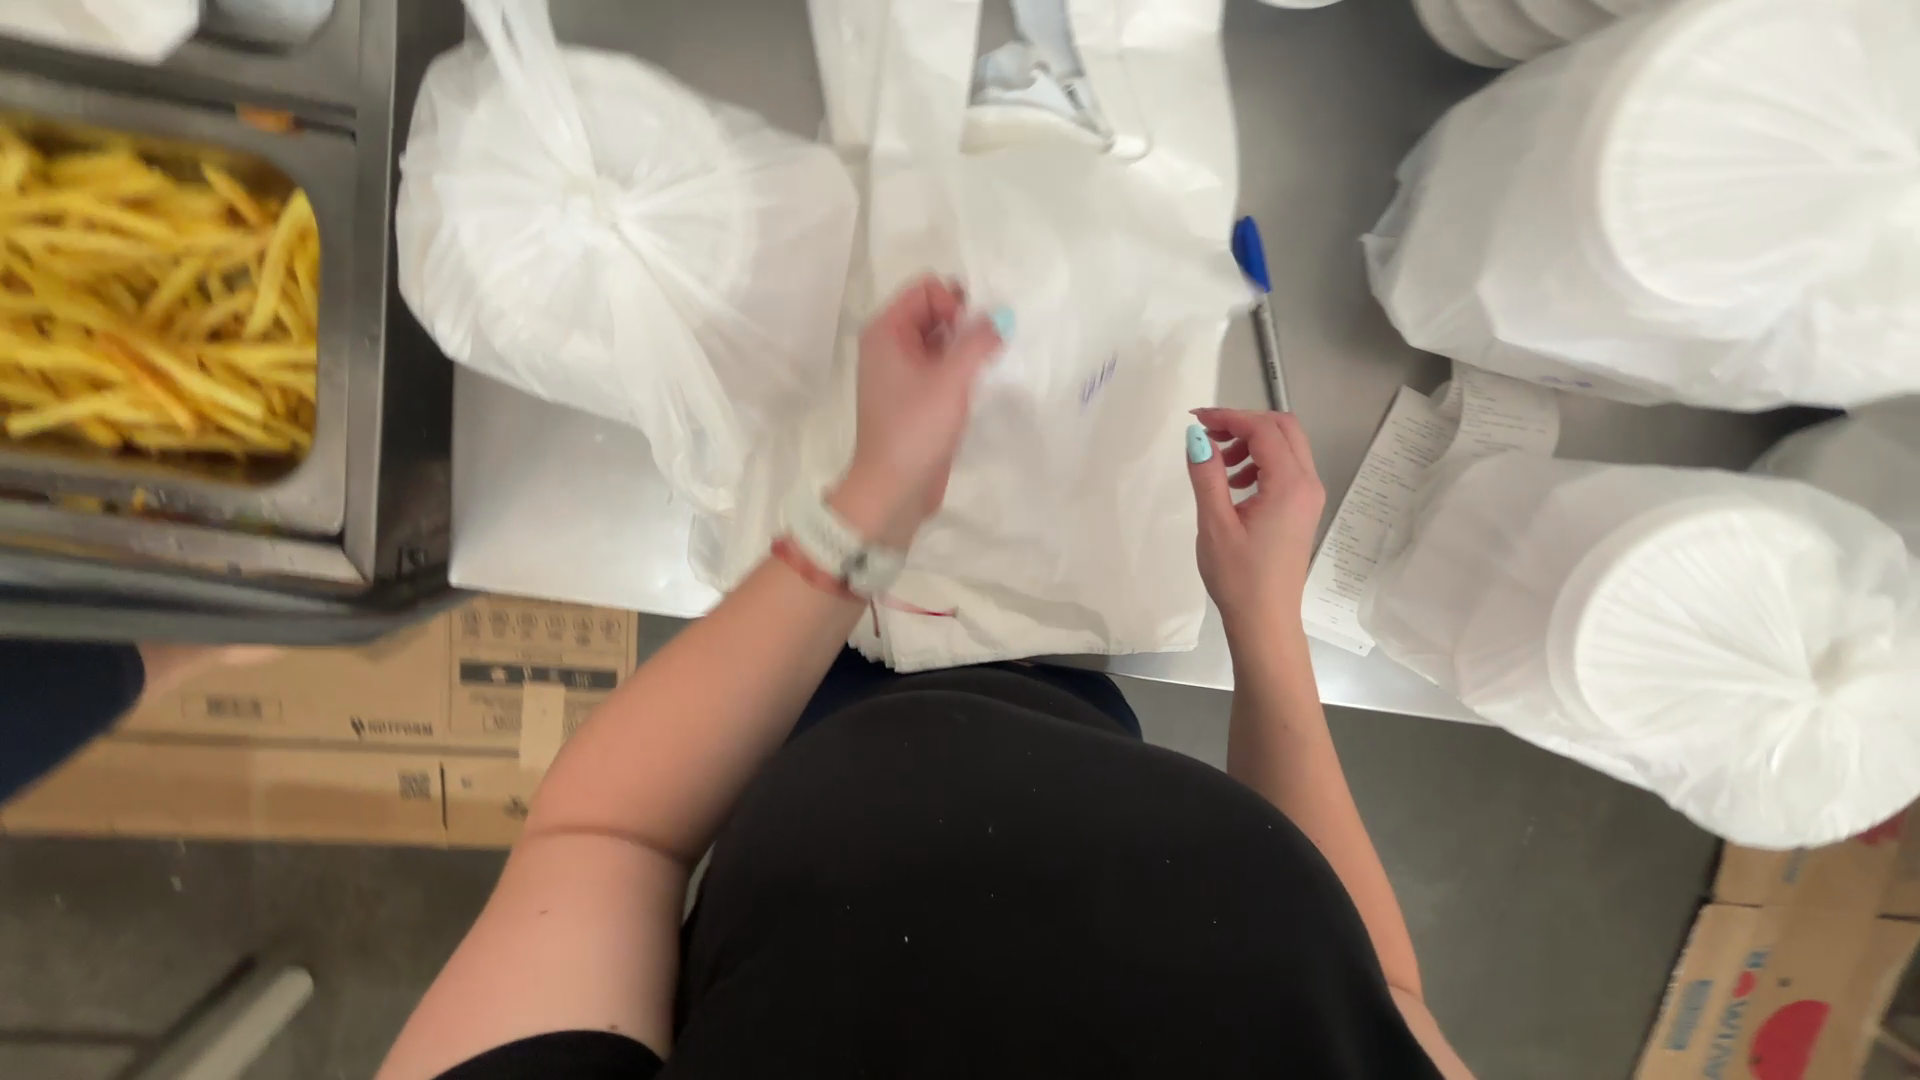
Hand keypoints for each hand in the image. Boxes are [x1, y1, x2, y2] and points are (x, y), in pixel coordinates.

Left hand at [831, 275, 1007, 548]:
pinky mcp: (918, 401)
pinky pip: (944, 370)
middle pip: (936, 313)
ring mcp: (903, 375)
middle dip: (967, 323)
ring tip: (992, 366)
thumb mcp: (951, 380)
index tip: (975, 333)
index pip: (927, 289)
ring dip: (969, 349)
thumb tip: (1001, 316)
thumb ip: (978, 341)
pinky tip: (984, 385)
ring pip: (943, 344)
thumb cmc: (915, 429)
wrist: (894, 490)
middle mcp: (891, 346)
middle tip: (993, 347)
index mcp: (886, 331)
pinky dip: (964, 372)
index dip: (955, 302)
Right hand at [1185, 408, 1325, 640]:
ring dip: (1252, 442)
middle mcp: (1307, 484)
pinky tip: (1234, 485)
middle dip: (1244, 422)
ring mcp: (1308, 497)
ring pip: (1287, 447)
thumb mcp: (1215, 524)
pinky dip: (1259, 462)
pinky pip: (1286, 468)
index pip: (1263, 429)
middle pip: (1283, 428)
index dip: (1229, 416)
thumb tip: (1196, 436)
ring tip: (1218, 465)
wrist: (1265, 619)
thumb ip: (1207, 475)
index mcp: (1289, 485)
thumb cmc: (1238, 576)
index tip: (1195, 420)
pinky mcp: (1302, 509)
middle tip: (1207, 434)